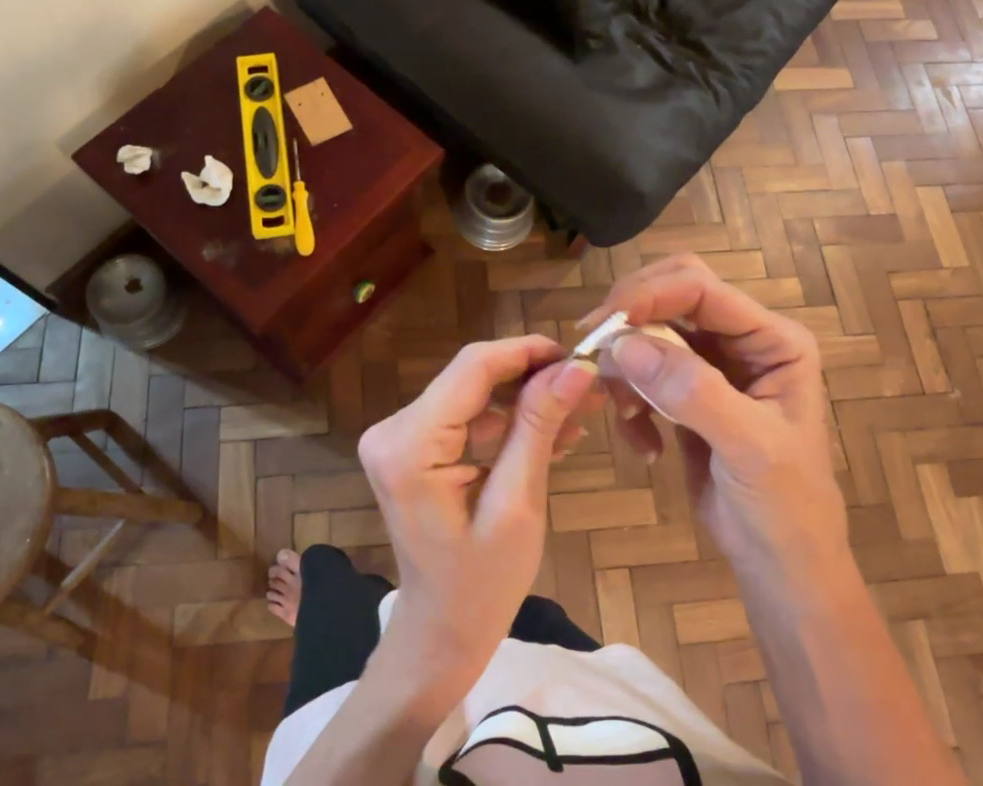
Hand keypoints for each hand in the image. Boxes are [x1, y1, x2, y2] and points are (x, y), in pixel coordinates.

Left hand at [358, 336, 598, 683]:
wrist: (440, 630)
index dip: (527, 351)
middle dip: (532, 377)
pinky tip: (552, 435)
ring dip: (525, 401)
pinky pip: (465, 418)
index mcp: (408, 446)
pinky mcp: (411, 448)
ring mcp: (397, 437)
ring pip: (473, 394)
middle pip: (471, 377)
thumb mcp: (517, 505)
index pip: (472, 368)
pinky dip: (507, 424)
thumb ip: (538, 428)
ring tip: (581, 414)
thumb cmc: (482, 585)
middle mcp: (392, 430)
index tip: (580, 354)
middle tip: (590, 386)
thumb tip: (575, 367)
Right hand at [583, 255, 844, 570]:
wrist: (782, 562)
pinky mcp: (687, 396)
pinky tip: (644, 446)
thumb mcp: (747, 446)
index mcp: (772, 339)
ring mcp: (713, 367)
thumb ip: (692, 391)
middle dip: (630, 319)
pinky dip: (631, 404)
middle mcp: (743, 341)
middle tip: (594, 347)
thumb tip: (625, 344)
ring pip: (650, 335)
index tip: (603, 324)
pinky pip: (642, 376)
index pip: (701, 289)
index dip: (649, 295)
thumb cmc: (784, 505)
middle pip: (671, 296)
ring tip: (627, 417)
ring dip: (628, 371)